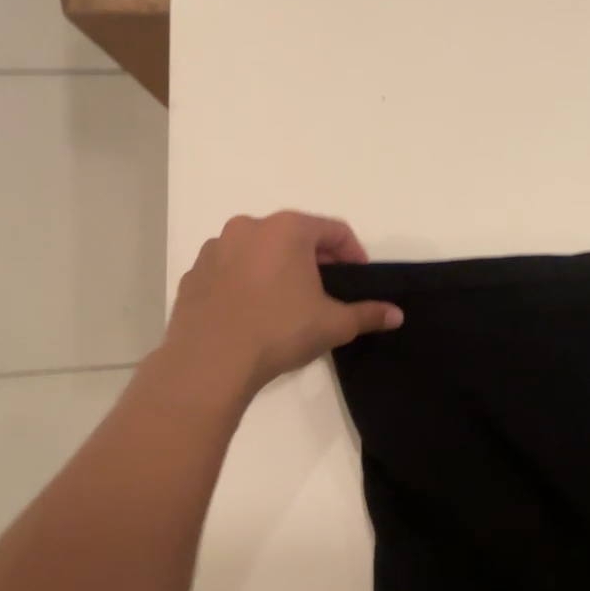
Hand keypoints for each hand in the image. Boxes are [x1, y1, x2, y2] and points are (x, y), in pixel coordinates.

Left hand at [162, 212, 402, 396]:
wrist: (211, 361)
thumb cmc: (281, 330)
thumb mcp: (337, 324)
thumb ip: (369, 314)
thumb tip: (396, 315)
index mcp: (287, 230)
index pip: (333, 229)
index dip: (353, 252)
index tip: (360, 276)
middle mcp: (248, 228)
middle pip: (294, 234)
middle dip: (316, 257)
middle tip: (329, 287)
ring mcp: (214, 249)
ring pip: (259, 249)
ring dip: (279, 266)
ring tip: (291, 300)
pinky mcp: (193, 274)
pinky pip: (231, 269)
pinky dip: (248, 281)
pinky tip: (257, 311)